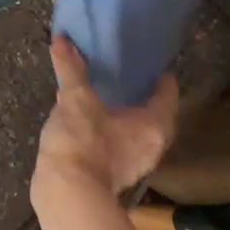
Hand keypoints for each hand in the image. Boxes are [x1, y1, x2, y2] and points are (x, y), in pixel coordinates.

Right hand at [33, 36, 179, 201]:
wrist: (67, 191)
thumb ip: (71, 69)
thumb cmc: (83, 141)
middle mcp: (152, 144)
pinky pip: (119, 140)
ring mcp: (135, 160)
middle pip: (153, 112)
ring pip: (136, 128)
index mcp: (154, 125)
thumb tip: (63, 39)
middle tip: (122, 69)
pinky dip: (110, 126)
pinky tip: (89, 116)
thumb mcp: (75, 99)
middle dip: (139, 92)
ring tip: (103, 90)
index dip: (157, 74)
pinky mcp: (115, 170)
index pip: (166, 93)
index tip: (145, 57)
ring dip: (123, 111)